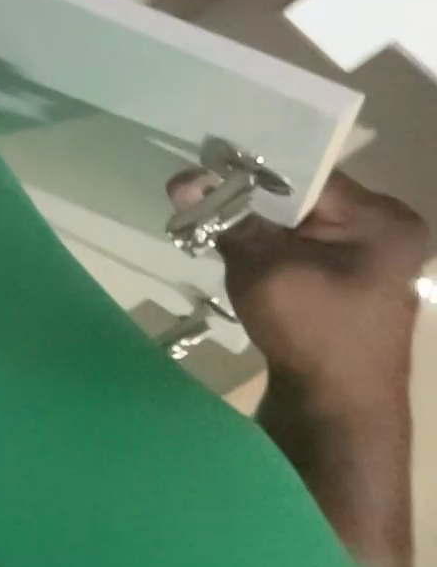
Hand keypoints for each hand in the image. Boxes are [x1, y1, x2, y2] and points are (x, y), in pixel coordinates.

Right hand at [171, 170, 427, 408]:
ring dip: (247, 216)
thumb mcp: (259, 264)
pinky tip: (234, 243)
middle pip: (294, 190)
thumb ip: (224, 217)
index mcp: (380, 218)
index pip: (299, 173)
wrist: (337, 395)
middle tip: (193, 198)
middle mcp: (384, 224)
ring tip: (208, 224)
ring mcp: (370, 246)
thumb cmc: (310, 327)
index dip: (244, 171)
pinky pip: (296, 231)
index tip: (197, 174)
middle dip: (241, 195)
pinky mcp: (350, 264)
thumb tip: (184, 180)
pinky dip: (261, 233)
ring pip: (290, 211)